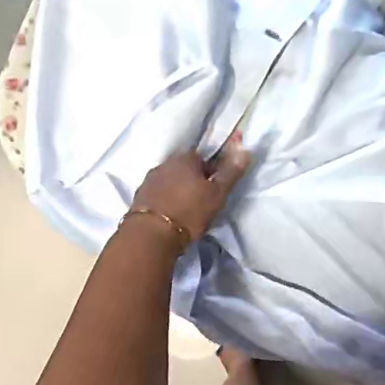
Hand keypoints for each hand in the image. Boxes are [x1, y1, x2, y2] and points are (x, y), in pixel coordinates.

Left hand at [129, 134, 250, 243]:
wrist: (152, 235)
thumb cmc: (189, 212)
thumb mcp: (217, 194)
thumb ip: (231, 172)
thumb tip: (246, 149)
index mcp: (185, 158)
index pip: (203, 158)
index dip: (211, 173)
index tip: (215, 190)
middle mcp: (165, 163)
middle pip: (184, 169)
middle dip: (192, 181)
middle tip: (201, 202)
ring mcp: (149, 179)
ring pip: (169, 181)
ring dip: (176, 191)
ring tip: (184, 210)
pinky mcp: (138, 197)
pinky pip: (157, 194)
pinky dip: (164, 201)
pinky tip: (169, 215)